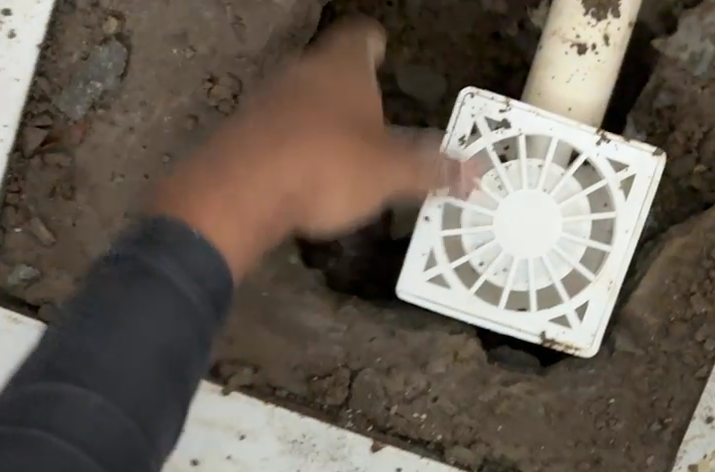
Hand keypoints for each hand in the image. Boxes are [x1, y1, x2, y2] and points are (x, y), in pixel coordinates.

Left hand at [151, 17, 460, 278]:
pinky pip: (272, 137)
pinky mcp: (240, 138)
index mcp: (342, 65)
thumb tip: (474, 173)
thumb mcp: (390, 173)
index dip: (373, 45)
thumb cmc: (326, 167)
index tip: (381, 51)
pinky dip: (287, 151)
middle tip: (365, 117)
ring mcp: (265, 103)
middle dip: (345, 92)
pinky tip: (297, 180)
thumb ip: (429, 170)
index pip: (361, 37)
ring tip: (333, 155)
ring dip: (313, 124)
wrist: (242, 192)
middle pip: (327, 71)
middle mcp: (300, 71)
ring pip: (297, 103)